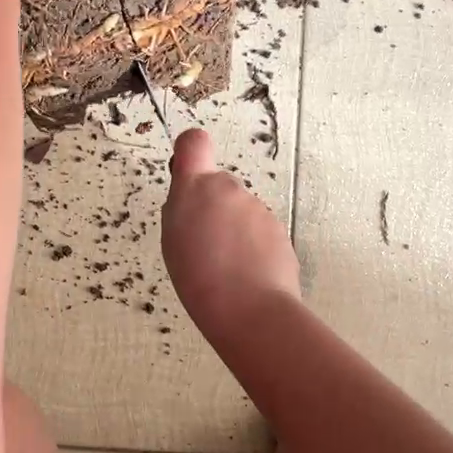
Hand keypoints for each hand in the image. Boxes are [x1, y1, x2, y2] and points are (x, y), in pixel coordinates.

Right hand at [160, 129, 302, 332]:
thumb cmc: (198, 276)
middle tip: (204, 244)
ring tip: (226, 268)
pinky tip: (248, 276)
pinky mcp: (280, 230)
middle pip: (218, 185)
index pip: (193, 142)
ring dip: (234, 230)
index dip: (189, 150)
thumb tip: (193, 202)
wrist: (250, 310)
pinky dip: (253, 247)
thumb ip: (182, 209)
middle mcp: (229, 188)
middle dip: (213, 207)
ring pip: (240, 211)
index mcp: (195, 187)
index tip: (187, 171)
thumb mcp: (172, 239)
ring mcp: (257, 208)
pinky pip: (259, 232)